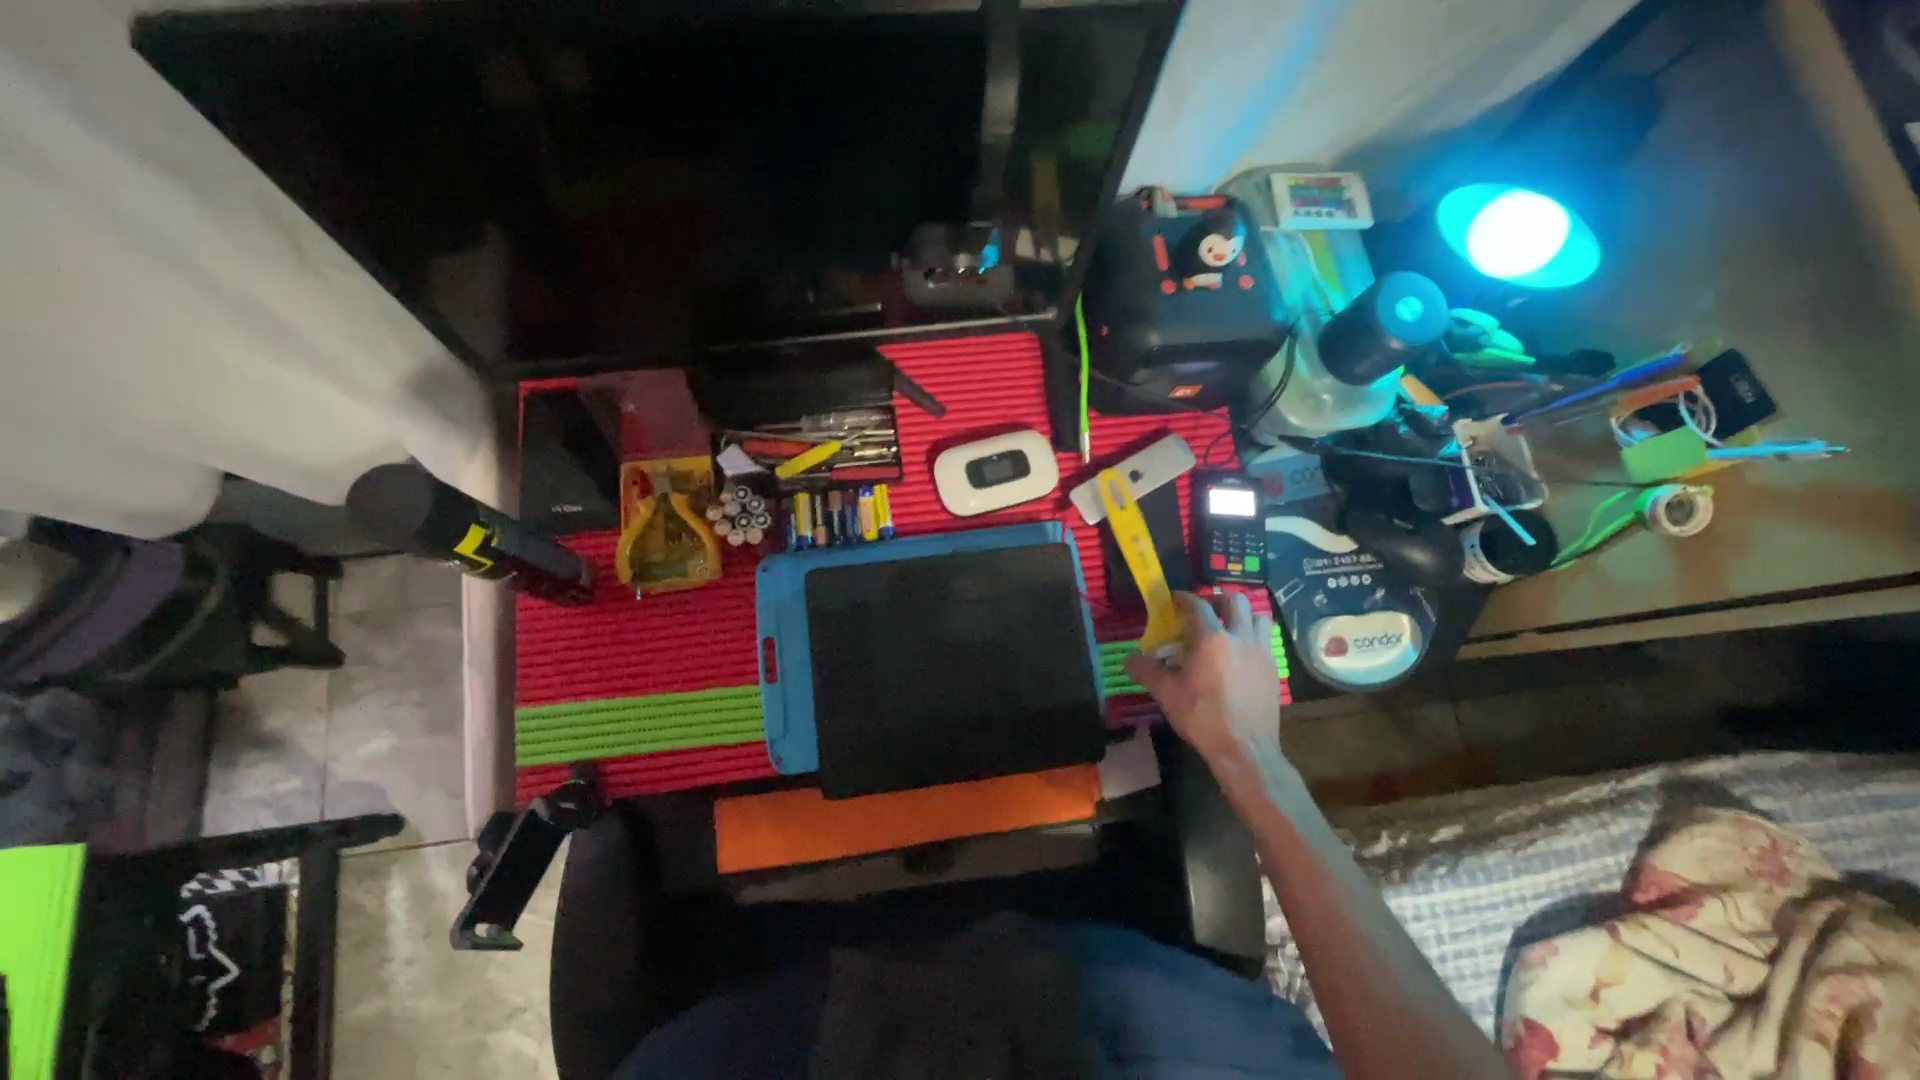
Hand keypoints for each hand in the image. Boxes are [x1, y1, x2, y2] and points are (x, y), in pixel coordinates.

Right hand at [1123, 591, 1281, 768]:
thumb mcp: (1167, 694)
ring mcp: (1262, 653)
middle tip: (1205, 612)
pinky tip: (1241, 657)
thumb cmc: (1203, 718)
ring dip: (1243, 617)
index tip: (1174, 600)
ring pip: (1259, 618)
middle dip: (1218, 601)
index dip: (1184, 598)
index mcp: (1212, 639)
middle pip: (1235, 601)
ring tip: (1229, 630)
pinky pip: (1266, 642)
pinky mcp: (1274, 670)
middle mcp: (1240, 637)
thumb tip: (1129, 659)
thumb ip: (1147, 671)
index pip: (1197, 605)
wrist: (1245, 749)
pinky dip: (1253, 639)